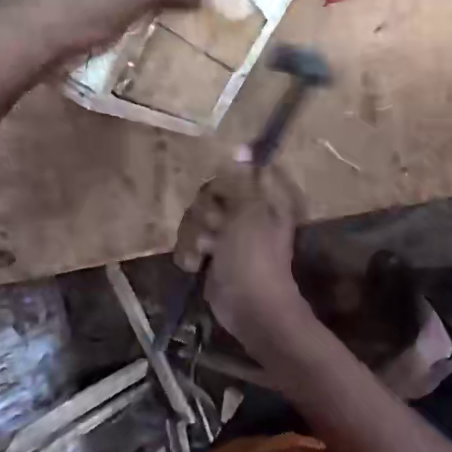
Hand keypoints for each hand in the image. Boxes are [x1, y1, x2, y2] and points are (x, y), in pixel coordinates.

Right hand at [175, 161, 308, 348]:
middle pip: (207, 195)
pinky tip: (197, 265)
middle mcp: (245, 211)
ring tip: (208, 254)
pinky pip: (188, 241)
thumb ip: (241, 179)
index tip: (223, 199)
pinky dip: (190, 253)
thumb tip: (244, 145)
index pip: (234, 172)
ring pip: (194, 218)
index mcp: (263, 198)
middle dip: (205, 215)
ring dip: (195, 237)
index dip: (223, 184)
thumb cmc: (254, 257)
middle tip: (218, 231)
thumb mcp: (249, 212)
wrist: (250, 306)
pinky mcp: (211, 253)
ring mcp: (227, 233)